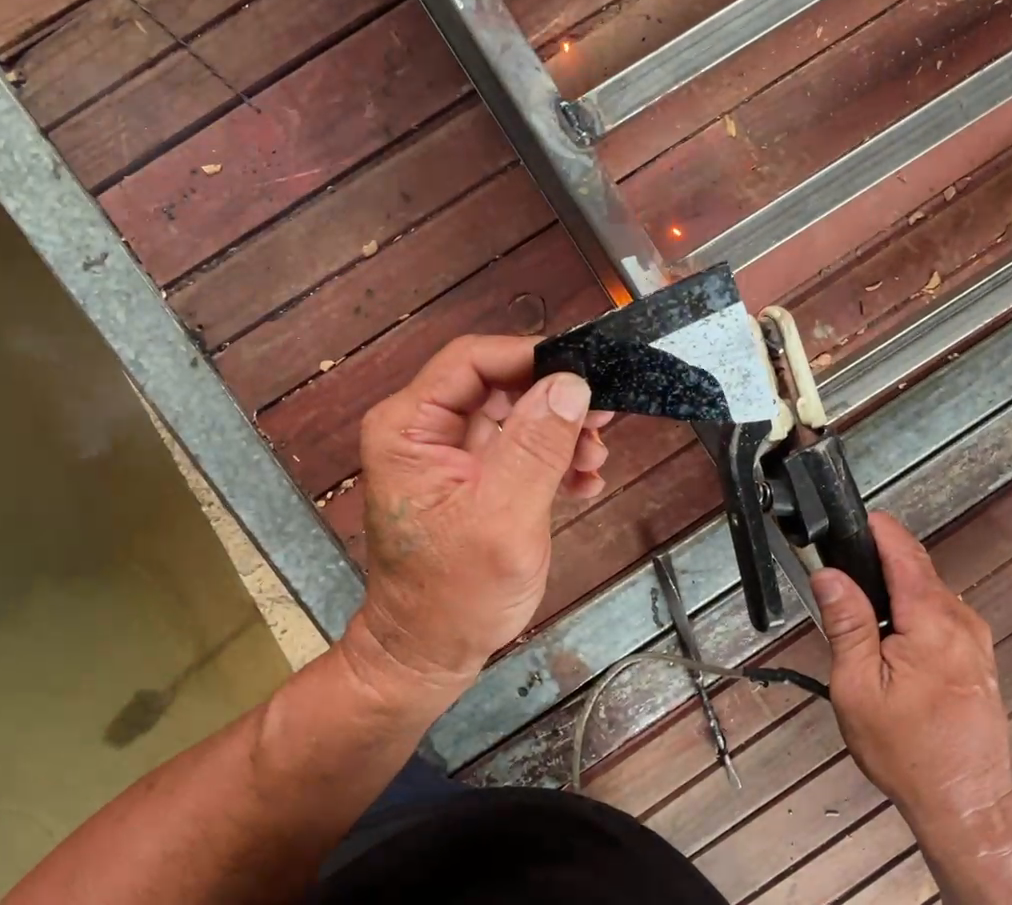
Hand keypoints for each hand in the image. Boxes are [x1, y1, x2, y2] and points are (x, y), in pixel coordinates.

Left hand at [348, 336, 612, 693]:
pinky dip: (556, 458)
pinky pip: (522, 447)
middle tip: (601, 423)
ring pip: (518, 414)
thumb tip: (572, 383)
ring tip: (594, 459)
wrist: (431, 653)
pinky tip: (584, 482)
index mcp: (410, 427)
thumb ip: (536, 445)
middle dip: (554, 401)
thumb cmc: (455, 593)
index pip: (472, 360)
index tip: (585, 374)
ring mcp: (451, 454)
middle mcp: (426, 430)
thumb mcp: (503, 517)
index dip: (530, 358)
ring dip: (561, 432)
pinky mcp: (476, 478)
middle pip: (501, 384)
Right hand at [814, 515, 1011, 902]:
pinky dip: (911, 612)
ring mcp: (976, 637)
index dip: (875, 527)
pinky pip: (940, 614)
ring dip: (894, 591)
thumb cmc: (907, 751)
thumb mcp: (858, 688)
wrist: (965, 804)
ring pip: (927, 591)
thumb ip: (846, 623)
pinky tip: (888, 641)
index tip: (846, 519)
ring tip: (858, 616)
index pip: (903, 549)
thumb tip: (829, 573)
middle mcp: (962, 619)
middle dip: (877, 562)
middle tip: (837, 576)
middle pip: (916, 567)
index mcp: (933, 620)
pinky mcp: (978, 655)